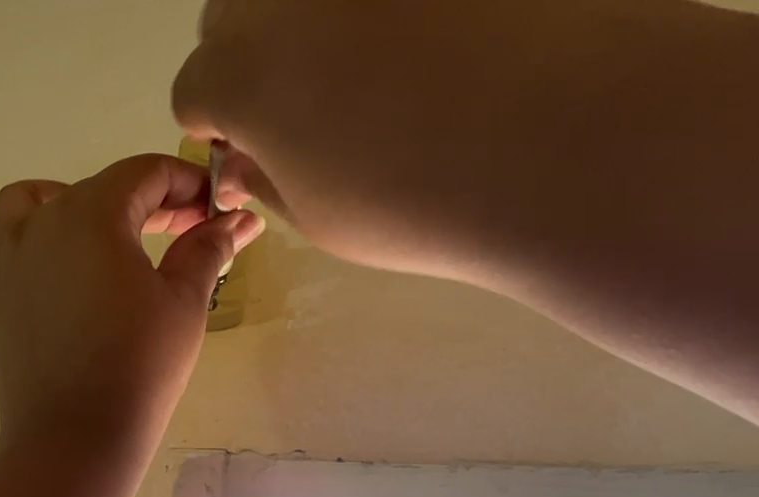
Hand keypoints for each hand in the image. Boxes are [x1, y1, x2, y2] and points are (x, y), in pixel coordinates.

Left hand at [0, 154, 262, 458]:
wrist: (73, 438)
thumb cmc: (138, 367)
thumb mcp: (183, 302)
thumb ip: (207, 248)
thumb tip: (239, 218)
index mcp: (89, 213)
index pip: (144, 173)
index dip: (186, 184)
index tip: (212, 211)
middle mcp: (36, 224)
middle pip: (94, 189)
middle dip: (143, 201)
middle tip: (181, 231)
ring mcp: (3, 262)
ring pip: (29, 206)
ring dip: (69, 208)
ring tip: (102, 241)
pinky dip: (24, 251)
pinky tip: (52, 277)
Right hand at [172, 0, 708, 278]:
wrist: (565, 137)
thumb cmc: (414, 201)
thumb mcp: (317, 215)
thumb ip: (264, 178)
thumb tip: (239, 163)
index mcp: (238, 73)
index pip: (193, 90)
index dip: (214, 129)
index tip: (249, 152)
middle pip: (229, 15)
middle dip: (245, 61)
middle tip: (299, 108)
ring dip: (304, 27)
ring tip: (363, 72)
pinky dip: (377, 15)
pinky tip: (422, 46)